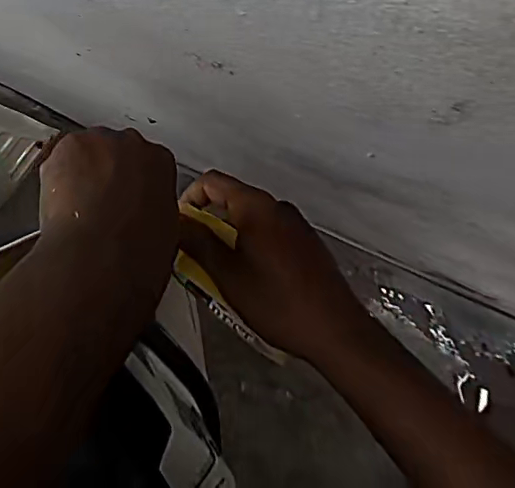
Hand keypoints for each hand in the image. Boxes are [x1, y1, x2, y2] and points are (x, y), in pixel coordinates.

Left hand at [37, 127, 180, 306]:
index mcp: (159, 161)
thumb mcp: (164, 230)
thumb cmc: (132, 253)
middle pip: (115, 148)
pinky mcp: (68, 147)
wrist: (99, 257)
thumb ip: (154, 206)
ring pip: (86, 150)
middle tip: (99, 199)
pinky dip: (58, 173)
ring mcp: (97, 142)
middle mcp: (131, 143)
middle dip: (107, 169)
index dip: (133, 180)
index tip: (125, 192)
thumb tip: (142, 212)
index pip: (146, 160)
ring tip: (77, 202)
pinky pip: (61, 156)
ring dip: (82, 169)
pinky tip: (60, 199)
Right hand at [178, 170, 368, 365]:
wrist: (338, 334)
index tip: (180, 225)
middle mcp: (277, 207)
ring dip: (229, 236)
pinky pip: (268, 232)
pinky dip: (251, 245)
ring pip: (249, 218)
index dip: (188, 199)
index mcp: (255, 206)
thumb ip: (196, 242)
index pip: (210, 181)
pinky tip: (250, 279)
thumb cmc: (281, 304)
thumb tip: (176, 222)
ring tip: (221, 271)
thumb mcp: (226, 274)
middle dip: (208, 222)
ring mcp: (295, 224)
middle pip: (230, 198)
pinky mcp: (306, 244)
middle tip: (196, 252)